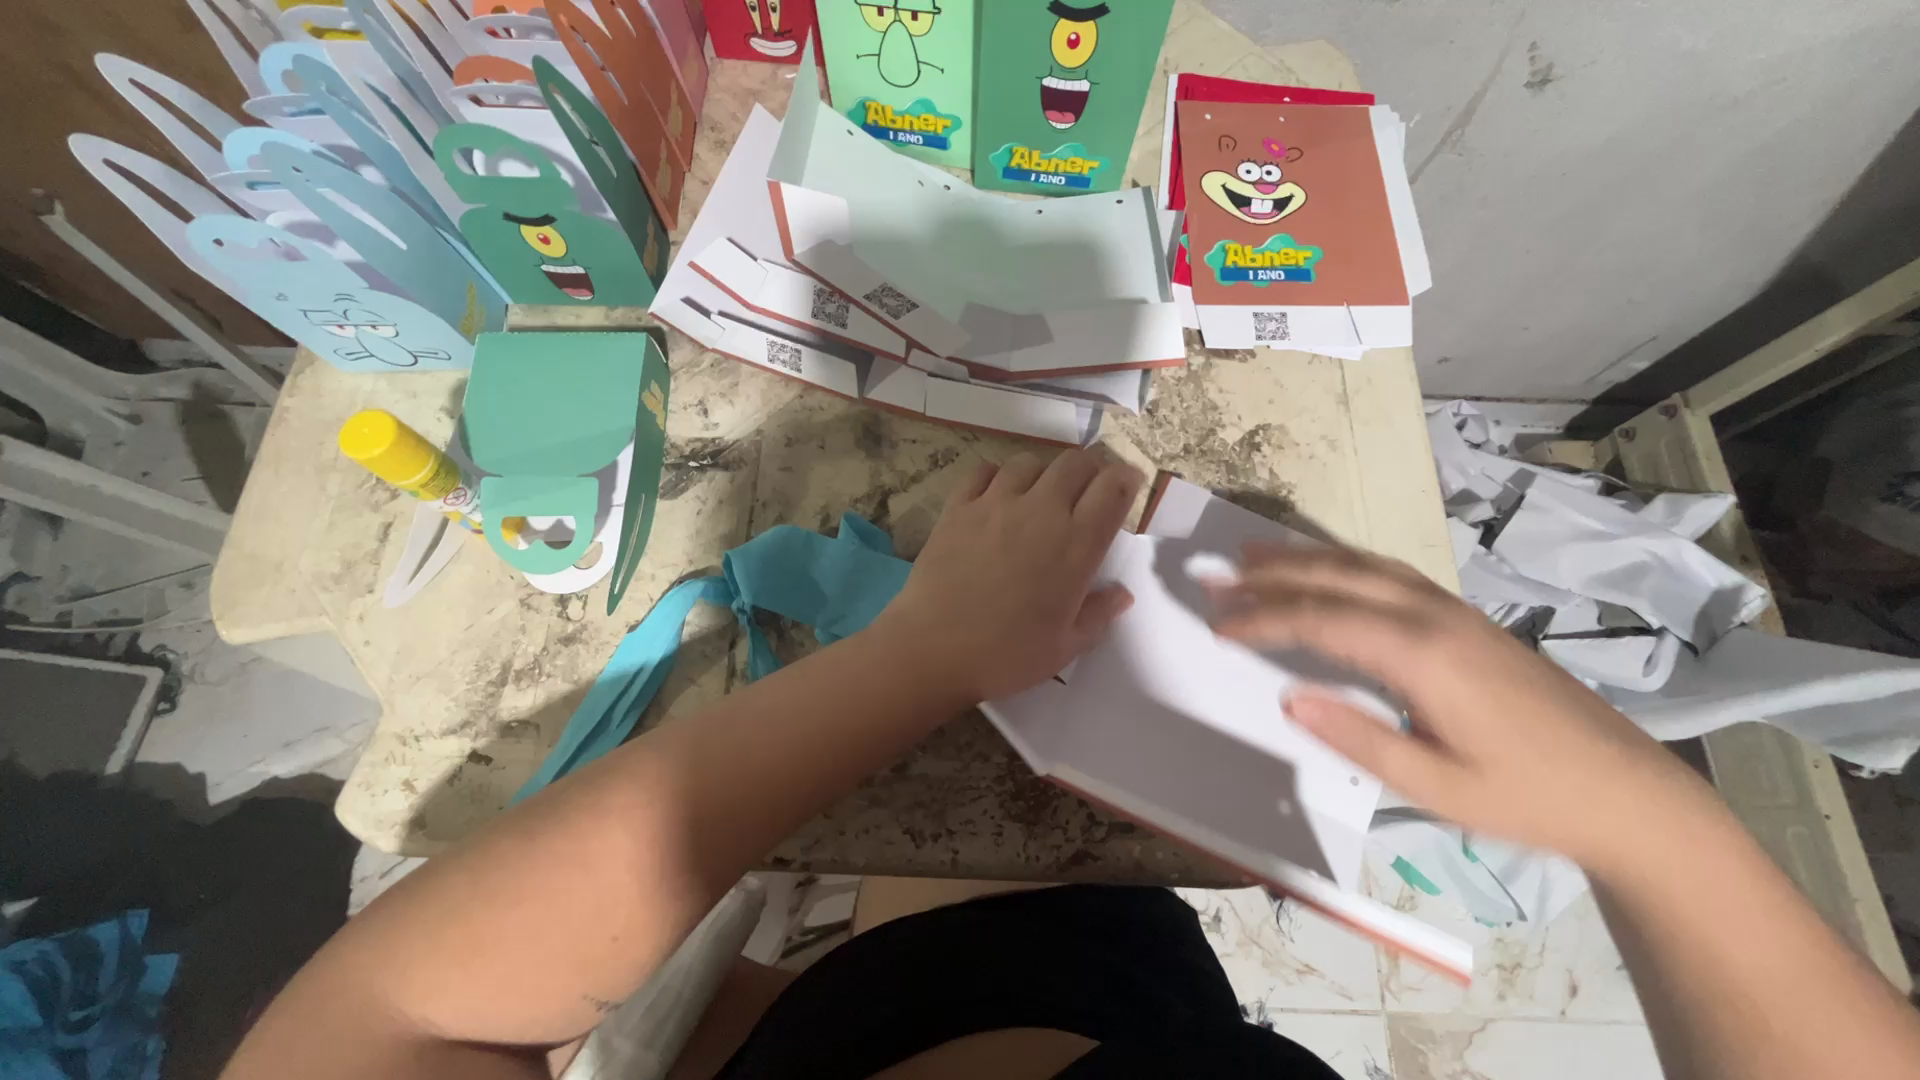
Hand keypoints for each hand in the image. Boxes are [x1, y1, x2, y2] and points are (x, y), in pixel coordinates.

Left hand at [874, 450, 1142, 703]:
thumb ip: (1098, 614)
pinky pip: (983, 471)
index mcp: (1076, 543)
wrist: (933, 648)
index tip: (1126, 488)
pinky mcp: (958, 507)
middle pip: (1076, 463)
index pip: (1113, 487)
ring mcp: (995, 503)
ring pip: (1030, 462)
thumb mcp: (1065, 646)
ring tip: (1040, 496)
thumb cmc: (1006, 655)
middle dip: (1091, 470)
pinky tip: (996, 496)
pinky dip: (997, 476)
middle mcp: (1041, 511)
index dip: (1126, 480)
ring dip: (1044, 473)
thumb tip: (1121, 594)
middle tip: (1088, 492)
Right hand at [1212, 542, 1719, 866]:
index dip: (1262, 620)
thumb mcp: (1434, 785)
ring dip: (1303, 558)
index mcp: (1421, 655)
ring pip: (1363, 565)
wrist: (1627, 790)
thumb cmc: (1525, 795)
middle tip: (1216, 572)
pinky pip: (1389, 572)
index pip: (1321, 621)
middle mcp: (1433, 616)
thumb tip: (1288, 697)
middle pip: (1336, 577)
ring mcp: (1453, 611)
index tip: (1217, 625)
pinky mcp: (1465, 618)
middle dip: (1269, 573)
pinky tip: (1326, 568)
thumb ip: (1357, 737)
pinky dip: (1343, 562)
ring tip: (1252, 554)